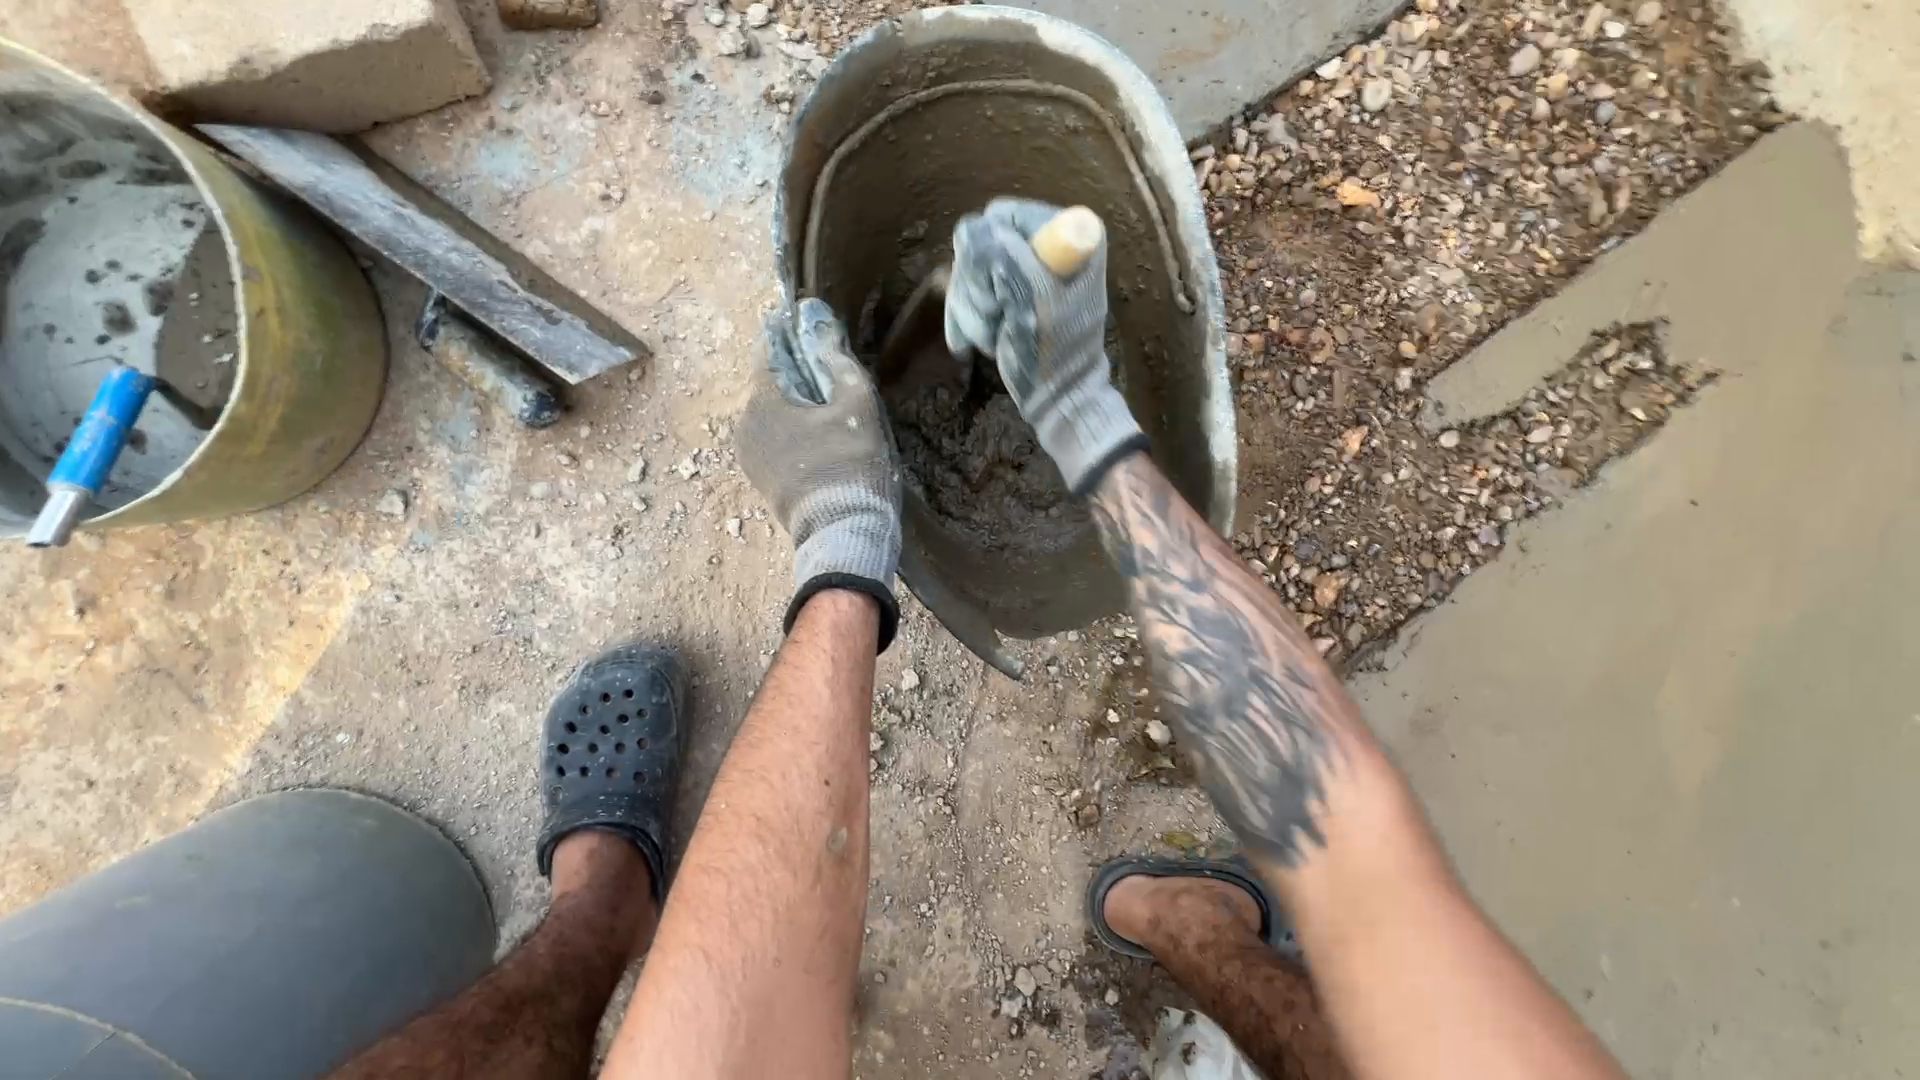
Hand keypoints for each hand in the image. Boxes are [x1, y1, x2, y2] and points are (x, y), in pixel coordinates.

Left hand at [738, 299, 902, 650]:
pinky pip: (777, 442)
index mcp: (762, 400)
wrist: (843, 532)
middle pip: (773, 384)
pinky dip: (796, 434)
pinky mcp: (762, 480)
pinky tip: (824, 441)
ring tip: (834, 411)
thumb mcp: (855, 403)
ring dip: (798, 407)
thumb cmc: (852, 462)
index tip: (813, 327)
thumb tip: (817, 319)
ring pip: (775, 415)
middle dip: (799, 375)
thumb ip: (835, 358)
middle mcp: (745, 424)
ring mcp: (750, 456)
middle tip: (835, 374)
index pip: (769, 349)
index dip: (792, 334)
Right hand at [945, 197, 1146, 493]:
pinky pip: (965, 293)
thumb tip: (976, 226)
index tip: (998, 289)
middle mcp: (1045, 245)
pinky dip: (966, 320)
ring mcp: (1022, 272)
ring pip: (966, 270)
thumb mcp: (1032, 301)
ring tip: (992, 338)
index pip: (1002, 215)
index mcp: (1068, 236)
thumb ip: (1006, 255)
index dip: (990, 251)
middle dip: (977, 287)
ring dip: (971, 310)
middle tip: (996, 317)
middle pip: (978, 243)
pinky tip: (980, 343)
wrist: (1057, 399)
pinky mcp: (1005, 296)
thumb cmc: (1053, 352)